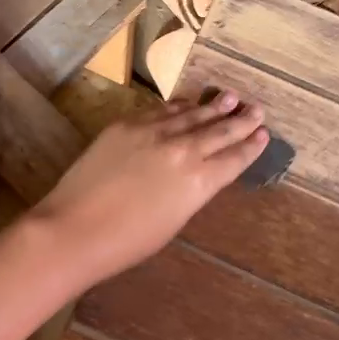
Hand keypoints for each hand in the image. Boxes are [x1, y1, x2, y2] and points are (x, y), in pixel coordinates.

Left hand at [30, 91, 267, 283]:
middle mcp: (183, 150)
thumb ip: (191, 191)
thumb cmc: (127, 242)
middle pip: (219, 131)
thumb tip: (198, 173)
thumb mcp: (173, 220)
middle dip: (240, 120)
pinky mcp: (128, 124)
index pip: (233, 159)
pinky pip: (162, 110)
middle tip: (256, 109)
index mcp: (199, 182)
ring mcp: (154, 132)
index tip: (263, 134)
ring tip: (230, 97)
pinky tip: (188, 103)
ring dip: (213, 106)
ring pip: (192, 114)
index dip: (251, 146)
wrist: (75, 227)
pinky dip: (180, 106)